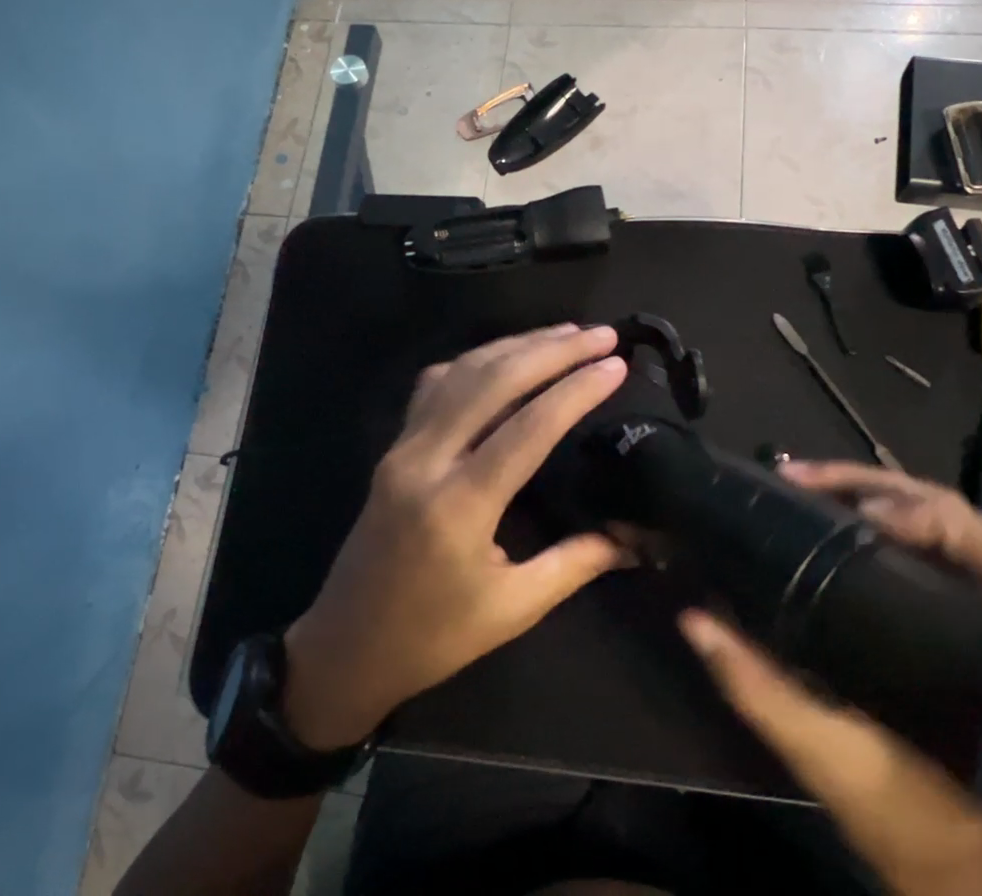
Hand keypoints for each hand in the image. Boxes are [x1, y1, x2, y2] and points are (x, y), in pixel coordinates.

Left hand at [280, 324, 630, 749]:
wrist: (346, 647)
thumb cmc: (433, 638)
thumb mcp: (513, 608)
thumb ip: (575, 563)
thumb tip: (634, 538)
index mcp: (459, 505)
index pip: (528, 427)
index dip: (575, 390)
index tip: (615, 364)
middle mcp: (425, 462)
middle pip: (491, 381)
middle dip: (549, 350)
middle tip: (600, 334)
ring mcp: (401, 451)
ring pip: (457, 375)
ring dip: (512, 346)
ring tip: (563, 334)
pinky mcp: (391, 453)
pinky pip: (431, 390)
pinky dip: (472, 364)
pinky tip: (500, 360)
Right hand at [680, 462, 981, 895]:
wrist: (935, 856)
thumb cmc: (900, 809)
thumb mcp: (824, 751)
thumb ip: (759, 686)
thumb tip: (695, 619)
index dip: (939, 520)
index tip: (865, 515)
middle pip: (964, 521)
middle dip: (886, 486)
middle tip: (805, 477)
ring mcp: (971, 617)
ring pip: (940, 527)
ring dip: (877, 495)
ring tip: (806, 483)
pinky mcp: (941, 619)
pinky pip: (915, 552)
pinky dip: (873, 524)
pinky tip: (826, 518)